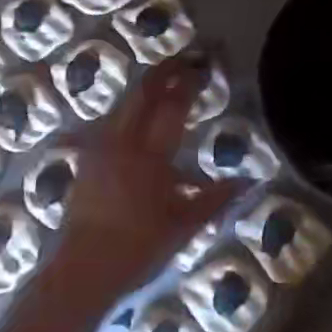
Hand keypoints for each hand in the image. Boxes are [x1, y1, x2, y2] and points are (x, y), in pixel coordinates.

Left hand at [53, 56, 237, 307]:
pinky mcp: (86, 159)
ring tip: (163, 84)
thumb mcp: (185, 226)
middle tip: (184, 61)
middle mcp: (122, 143)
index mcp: (151, 157)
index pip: (172, 106)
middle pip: (142, 93)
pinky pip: (110, 123)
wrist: (83, 271)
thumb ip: (216, 198)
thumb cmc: (139, 249)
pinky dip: (128, 112)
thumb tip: (248, 181)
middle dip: (163, 71)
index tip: (202, 66)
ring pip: (123, 104)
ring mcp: (99, 149)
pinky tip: (136, 123)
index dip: (188, 82)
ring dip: (144, 89)